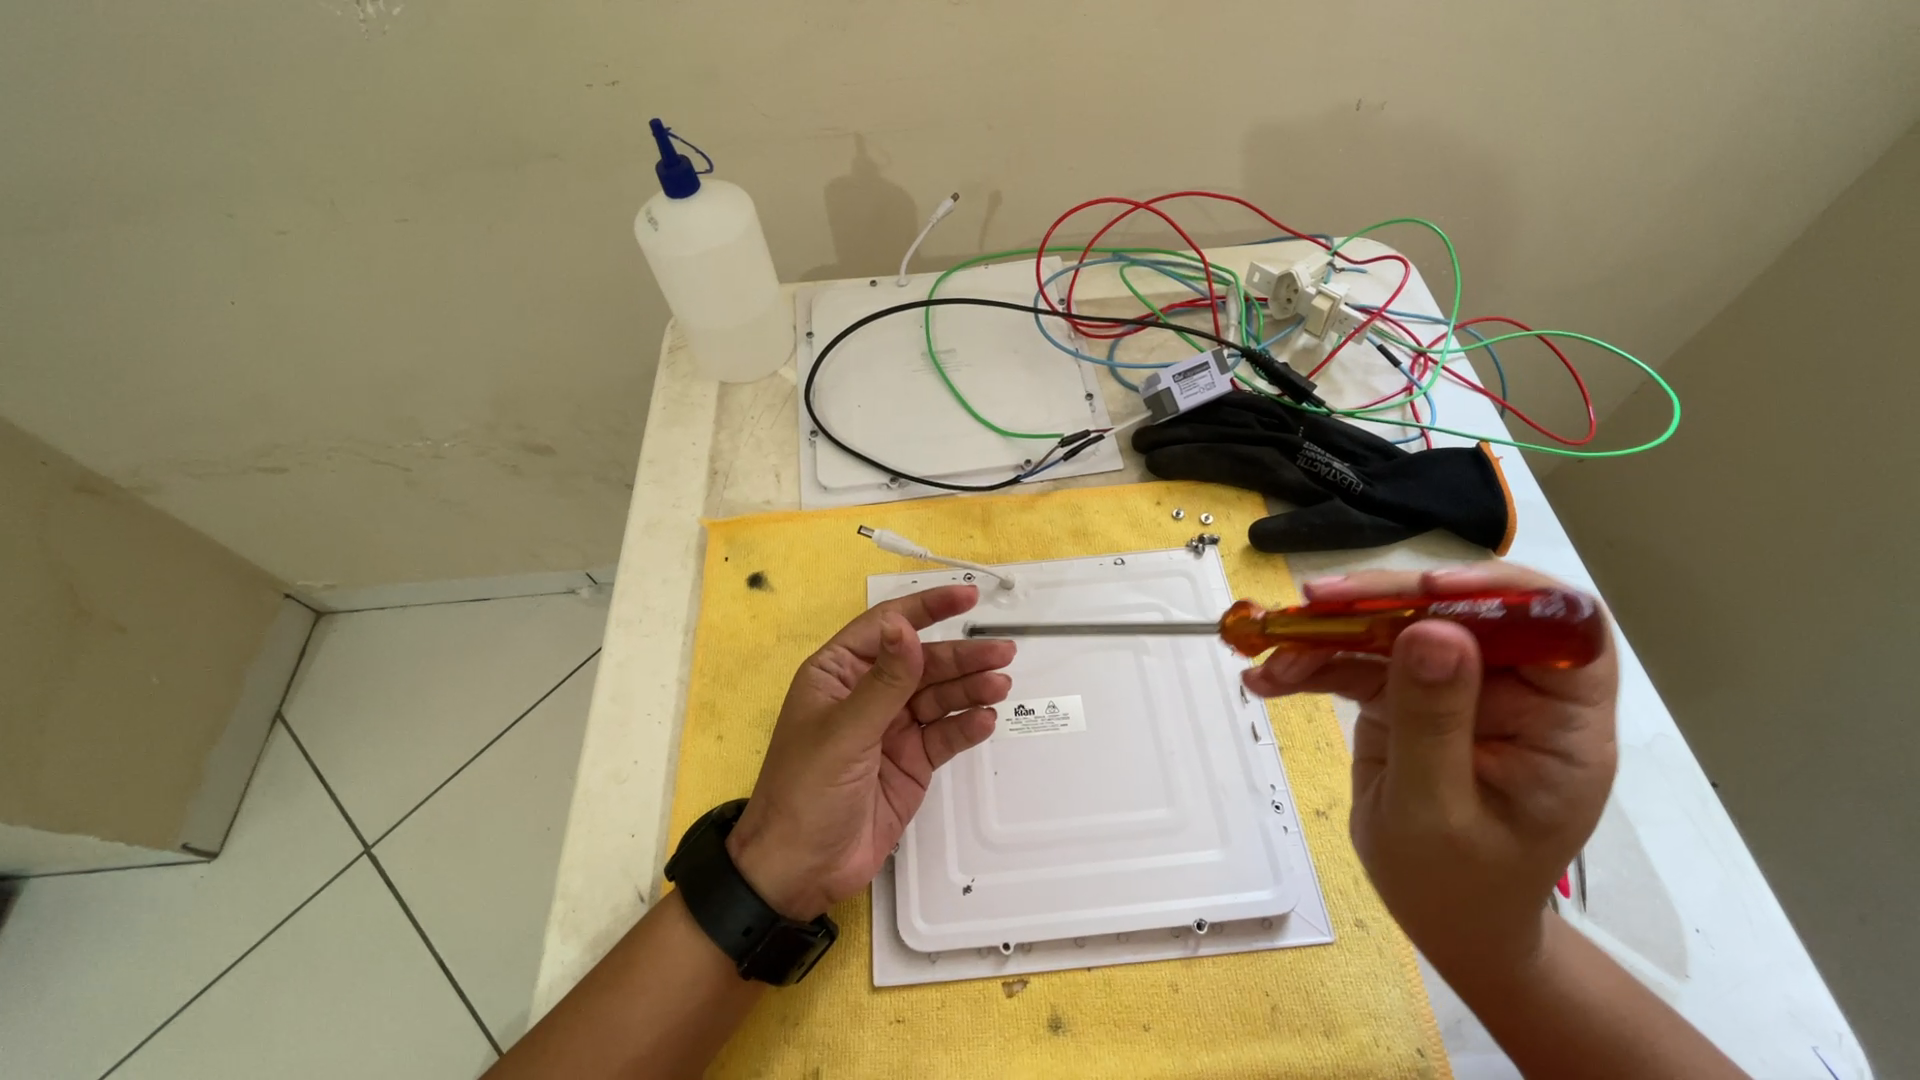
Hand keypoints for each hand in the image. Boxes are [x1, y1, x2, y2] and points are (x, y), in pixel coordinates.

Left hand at [725, 585, 1014, 920]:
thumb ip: (883, 682)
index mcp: (838, 674)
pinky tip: (985, 719)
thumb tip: (904, 627)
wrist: (800, 870)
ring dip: (970, 689)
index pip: (888, 628)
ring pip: (939, 697)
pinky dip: (966, 725)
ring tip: (999, 686)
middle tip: (1002, 653)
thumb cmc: (805, 792)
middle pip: (922, 664)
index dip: (927, 610)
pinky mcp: (911, 762)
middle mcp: (867, 695)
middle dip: (961, 656)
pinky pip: (944, 735)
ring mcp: (891, 729)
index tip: (968, 597)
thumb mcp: (845, 732)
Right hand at [1243, 562, 1617, 976]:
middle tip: (1313, 602)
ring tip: (1267, 648)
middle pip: (1457, 613)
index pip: (1561, 627)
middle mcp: (1512, 689)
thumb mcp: (1440, 813)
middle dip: (1382, 602)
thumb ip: (1434, 723)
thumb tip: (1431, 631)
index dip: (1502, 594)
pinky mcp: (1406, 698)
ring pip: (1395, 631)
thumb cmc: (1461, 886)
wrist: (1441, 918)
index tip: (1428, 591)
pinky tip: (1266, 679)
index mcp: (1558, 721)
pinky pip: (1358, 665)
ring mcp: (1454, 689)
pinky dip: (1310, 666)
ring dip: (1328, 633)